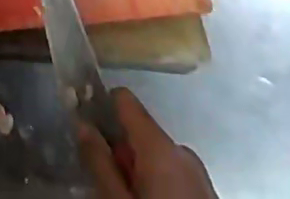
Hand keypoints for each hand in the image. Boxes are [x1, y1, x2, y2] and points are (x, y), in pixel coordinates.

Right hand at [78, 89, 215, 198]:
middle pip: (138, 135)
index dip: (101, 108)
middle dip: (119, 156)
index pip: (124, 100)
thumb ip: (98, 161)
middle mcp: (182, 152)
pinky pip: (172, 178)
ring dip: (137, 176)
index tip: (86, 129)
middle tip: (107, 188)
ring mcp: (199, 176)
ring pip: (155, 160)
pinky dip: (156, 189)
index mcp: (160, 147)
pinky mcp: (207, 195)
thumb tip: (82, 124)